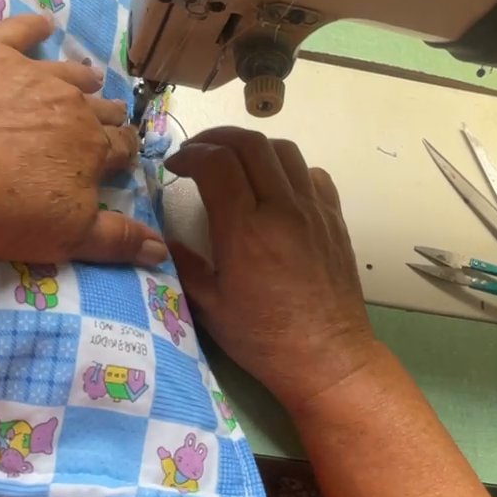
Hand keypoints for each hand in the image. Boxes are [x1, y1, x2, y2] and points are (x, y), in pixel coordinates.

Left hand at [0, 14, 164, 265]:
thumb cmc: (1, 213)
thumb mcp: (66, 238)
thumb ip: (115, 240)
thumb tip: (162, 251)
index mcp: (91, 150)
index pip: (120, 148)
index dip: (124, 152)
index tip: (125, 154)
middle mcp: (69, 106)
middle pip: (97, 109)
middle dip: (107, 115)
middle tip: (109, 119)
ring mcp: (29, 75)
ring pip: (67, 72)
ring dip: (82, 77)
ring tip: (90, 77)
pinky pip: (18, 32)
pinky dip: (33, 27)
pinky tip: (43, 23)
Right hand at [165, 128, 382, 415]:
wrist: (327, 357)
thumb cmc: (263, 339)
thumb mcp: (210, 307)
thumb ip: (184, 265)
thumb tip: (162, 239)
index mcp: (245, 231)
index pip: (216, 163)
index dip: (190, 154)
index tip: (174, 165)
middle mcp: (282, 210)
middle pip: (250, 144)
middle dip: (216, 138)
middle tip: (196, 153)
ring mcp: (313, 211)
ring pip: (284, 150)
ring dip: (252, 147)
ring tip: (232, 163)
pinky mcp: (333, 220)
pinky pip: (312, 174)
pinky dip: (286, 168)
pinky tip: (274, 187)